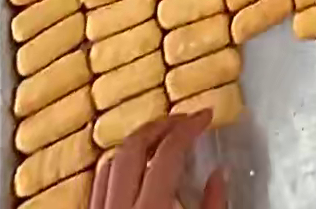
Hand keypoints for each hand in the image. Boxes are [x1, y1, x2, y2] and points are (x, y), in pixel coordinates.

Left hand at [90, 112, 225, 208]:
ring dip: (136, 144)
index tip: (205, 115)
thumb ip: (212, 207)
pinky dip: (117, 169)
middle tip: (182, 120)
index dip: (189, 127)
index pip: (168, 153)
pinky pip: (97, 187)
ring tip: (159, 140)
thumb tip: (218, 175)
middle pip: (132, 148)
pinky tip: (135, 171)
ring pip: (109, 164)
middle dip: (159, 125)